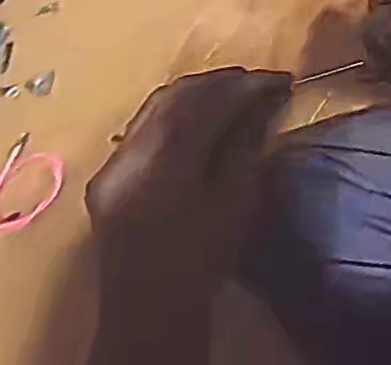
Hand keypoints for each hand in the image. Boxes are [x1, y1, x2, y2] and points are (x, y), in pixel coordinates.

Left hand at [85, 67, 292, 295]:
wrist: (149, 311)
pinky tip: (206, 113)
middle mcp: (126, 159)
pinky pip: (146, 122)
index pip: (206, 104)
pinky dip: (180, 108)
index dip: (248, 85)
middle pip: (177, 96)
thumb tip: (267, 97)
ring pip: (158, 104)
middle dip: (224, 82)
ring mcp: (111, 165)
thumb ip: (247, 140)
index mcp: (160, 169)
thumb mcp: (236, 197)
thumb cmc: (202, 257)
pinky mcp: (108, 173)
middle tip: (262, 81)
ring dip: (201, 91)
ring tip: (239, 91)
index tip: (282, 79)